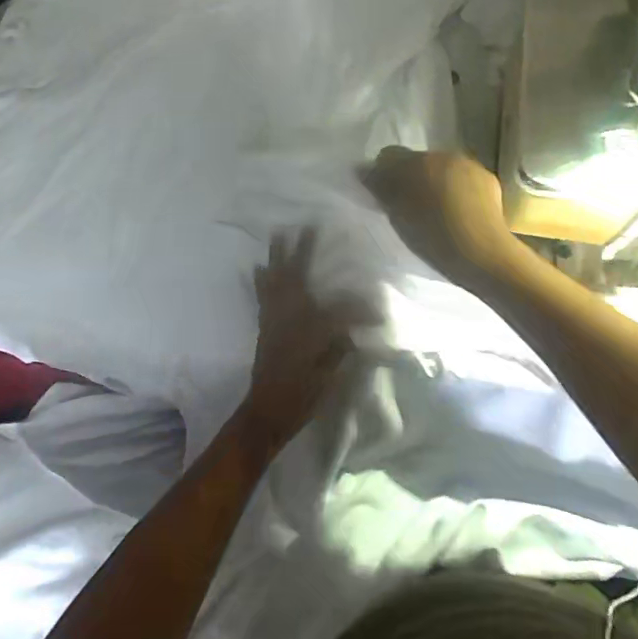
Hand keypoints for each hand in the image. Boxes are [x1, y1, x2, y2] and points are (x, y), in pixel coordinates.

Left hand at [238, 228, 373, 453]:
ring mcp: (273, 318)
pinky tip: (258, 268)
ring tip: (278, 235)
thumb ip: (341, 345)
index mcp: (310, 327)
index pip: (340, 309)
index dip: (361, 308)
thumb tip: (354, 328)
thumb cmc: (300, 395)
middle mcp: (289, 316)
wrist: (266, 411)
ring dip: (278, 257)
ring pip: (275, 280)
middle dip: (301, 251)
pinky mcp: (264, 326)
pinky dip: (262, 279)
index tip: (379, 309)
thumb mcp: (329, 372)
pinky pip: (263, 295)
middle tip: (305, 227)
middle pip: (296, 276)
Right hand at [362, 147, 517, 286]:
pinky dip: (458, 192)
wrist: (481, 254)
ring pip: (444, 170)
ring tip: (437, 213)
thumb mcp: (396, 214)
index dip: (383, 174)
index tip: (383, 197)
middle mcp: (443, 155)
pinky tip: (459, 215)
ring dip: (437, 184)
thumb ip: (380, 187)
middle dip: (412, 178)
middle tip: (410, 208)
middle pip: (418, 162)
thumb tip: (366, 170)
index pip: (388, 156)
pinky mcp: (489, 181)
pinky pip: (465, 180)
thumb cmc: (432, 236)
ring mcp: (470, 166)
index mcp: (416, 162)